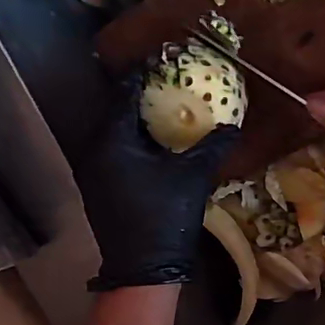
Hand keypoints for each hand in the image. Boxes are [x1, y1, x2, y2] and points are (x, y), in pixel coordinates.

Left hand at [74, 76, 238, 290]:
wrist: (143, 266)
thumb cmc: (165, 216)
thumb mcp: (193, 176)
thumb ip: (211, 146)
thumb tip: (232, 124)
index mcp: (111, 141)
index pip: (124, 94)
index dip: (142, 73)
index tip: (161, 58)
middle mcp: (93, 150)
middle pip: (115, 110)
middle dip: (141, 94)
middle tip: (167, 80)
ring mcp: (92, 170)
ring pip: (114, 131)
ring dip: (137, 118)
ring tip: (164, 106)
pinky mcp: (98, 186)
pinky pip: (114, 149)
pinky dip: (133, 139)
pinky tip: (156, 142)